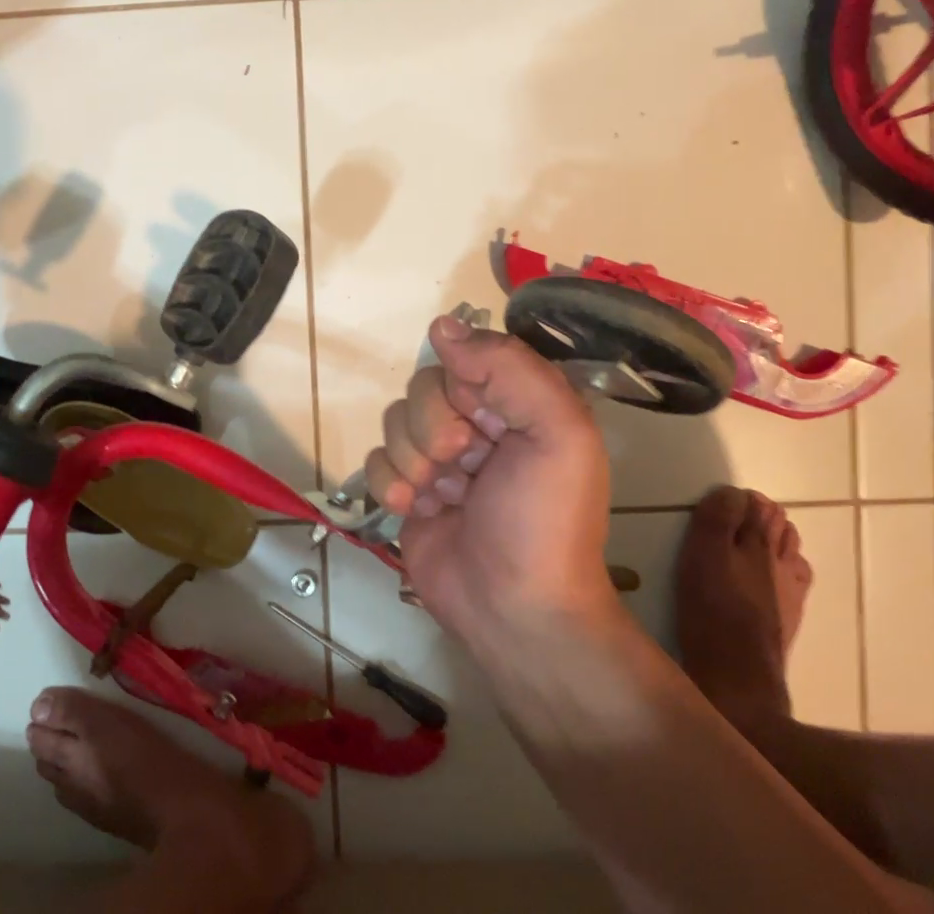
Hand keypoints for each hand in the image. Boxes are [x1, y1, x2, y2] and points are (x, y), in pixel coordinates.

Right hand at [366, 315, 615, 640]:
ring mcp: (439, 460)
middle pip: (424, 387)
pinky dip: (391, 484)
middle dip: (435, 426)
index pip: (467, 358)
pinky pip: (377, 461)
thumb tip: (443, 325)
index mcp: (520, 404)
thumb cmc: (544, 520)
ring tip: (445, 495)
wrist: (514, 608)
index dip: (463, 386)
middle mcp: (478, 424)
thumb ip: (508, 368)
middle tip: (465, 464)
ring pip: (396, 422)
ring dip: (416, 460)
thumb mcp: (556, 432)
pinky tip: (418, 509)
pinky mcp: (408, 493)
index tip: (481, 421)